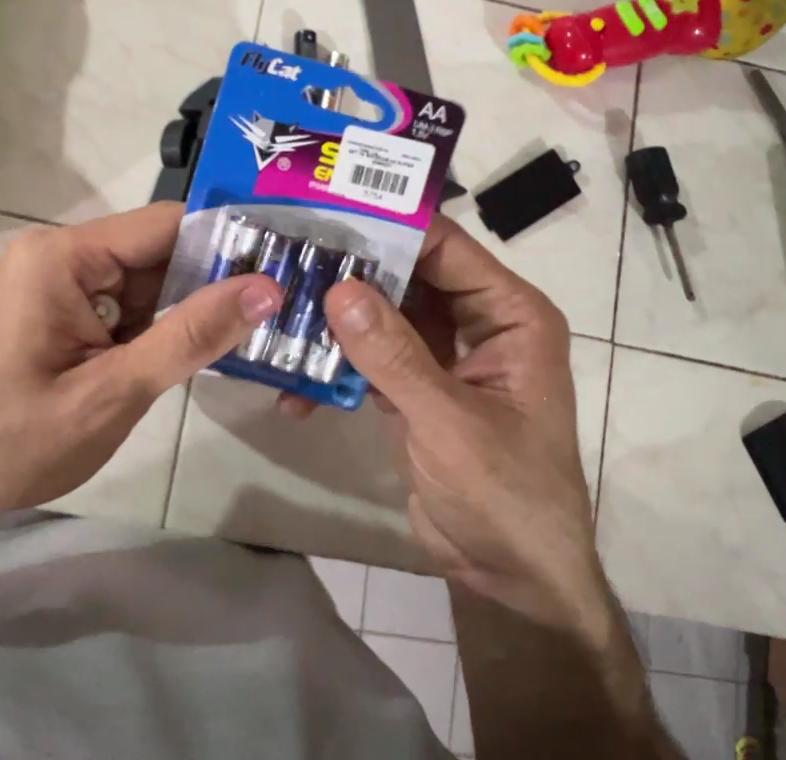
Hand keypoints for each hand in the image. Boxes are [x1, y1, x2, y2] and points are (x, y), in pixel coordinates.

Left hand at [0, 203, 283, 523]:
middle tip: (283, 310)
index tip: (286, 264)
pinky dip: (152, 329)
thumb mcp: (113, 392)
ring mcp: (48, 284)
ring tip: (256, 333)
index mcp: (60, 257)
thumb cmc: (16, 443)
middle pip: (154, 253)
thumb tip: (267, 287)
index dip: (228, 242)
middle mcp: (53, 255)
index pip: (164, 225)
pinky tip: (194, 352)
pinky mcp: (49, 313)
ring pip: (140, 283)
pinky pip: (115, 307)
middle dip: (211, 282)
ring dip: (184, 311)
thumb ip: (191, 335)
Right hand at [298, 216, 610, 636]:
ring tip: (275, 317)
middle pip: (404, 278)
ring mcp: (439, 358)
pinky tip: (292, 391)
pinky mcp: (412, 391)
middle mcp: (475, 325)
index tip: (326, 210)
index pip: (446, 249)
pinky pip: (366, 362)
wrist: (511, 575)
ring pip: (378, 319)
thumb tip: (340, 288)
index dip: (390, 226)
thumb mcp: (449, 422)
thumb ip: (395, 356)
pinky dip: (333, 371)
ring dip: (331, 324)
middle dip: (348, 274)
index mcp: (508, 316)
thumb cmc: (505, 493)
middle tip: (282, 257)